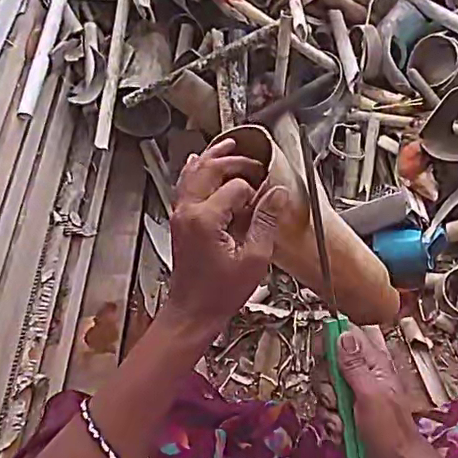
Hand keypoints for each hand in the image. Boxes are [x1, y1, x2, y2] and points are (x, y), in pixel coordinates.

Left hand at [164, 138, 287, 328]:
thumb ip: (266, 221)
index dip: (257, 190)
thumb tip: (278, 194)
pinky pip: (185, 185)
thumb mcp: (254, 258)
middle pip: (211, 169)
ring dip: (213, 157)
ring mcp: (180, 215)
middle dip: (236, 161)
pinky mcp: (180, 221)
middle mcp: (188, 211)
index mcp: (206, 219)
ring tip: (230, 146)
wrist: (193, 311)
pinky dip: (196, 170)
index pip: (237, 186)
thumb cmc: (219, 292)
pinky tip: (201, 163)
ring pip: (193, 172)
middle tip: (257, 164)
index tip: (269, 196)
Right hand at [335, 326, 436, 457]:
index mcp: (374, 363)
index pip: (348, 336)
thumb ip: (354, 365)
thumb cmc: (389, 431)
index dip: (331, 341)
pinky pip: (328, 409)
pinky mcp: (347, 413)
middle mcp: (362, 375)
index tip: (324, 359)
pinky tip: (341, 432)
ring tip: (342, 421)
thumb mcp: (369, 395)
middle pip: (329, 365)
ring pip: (326, 389)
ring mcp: (354, 395)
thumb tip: (342, 334)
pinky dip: (331, 422)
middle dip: (327, 384)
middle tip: (336, 399)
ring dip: (329, 408)